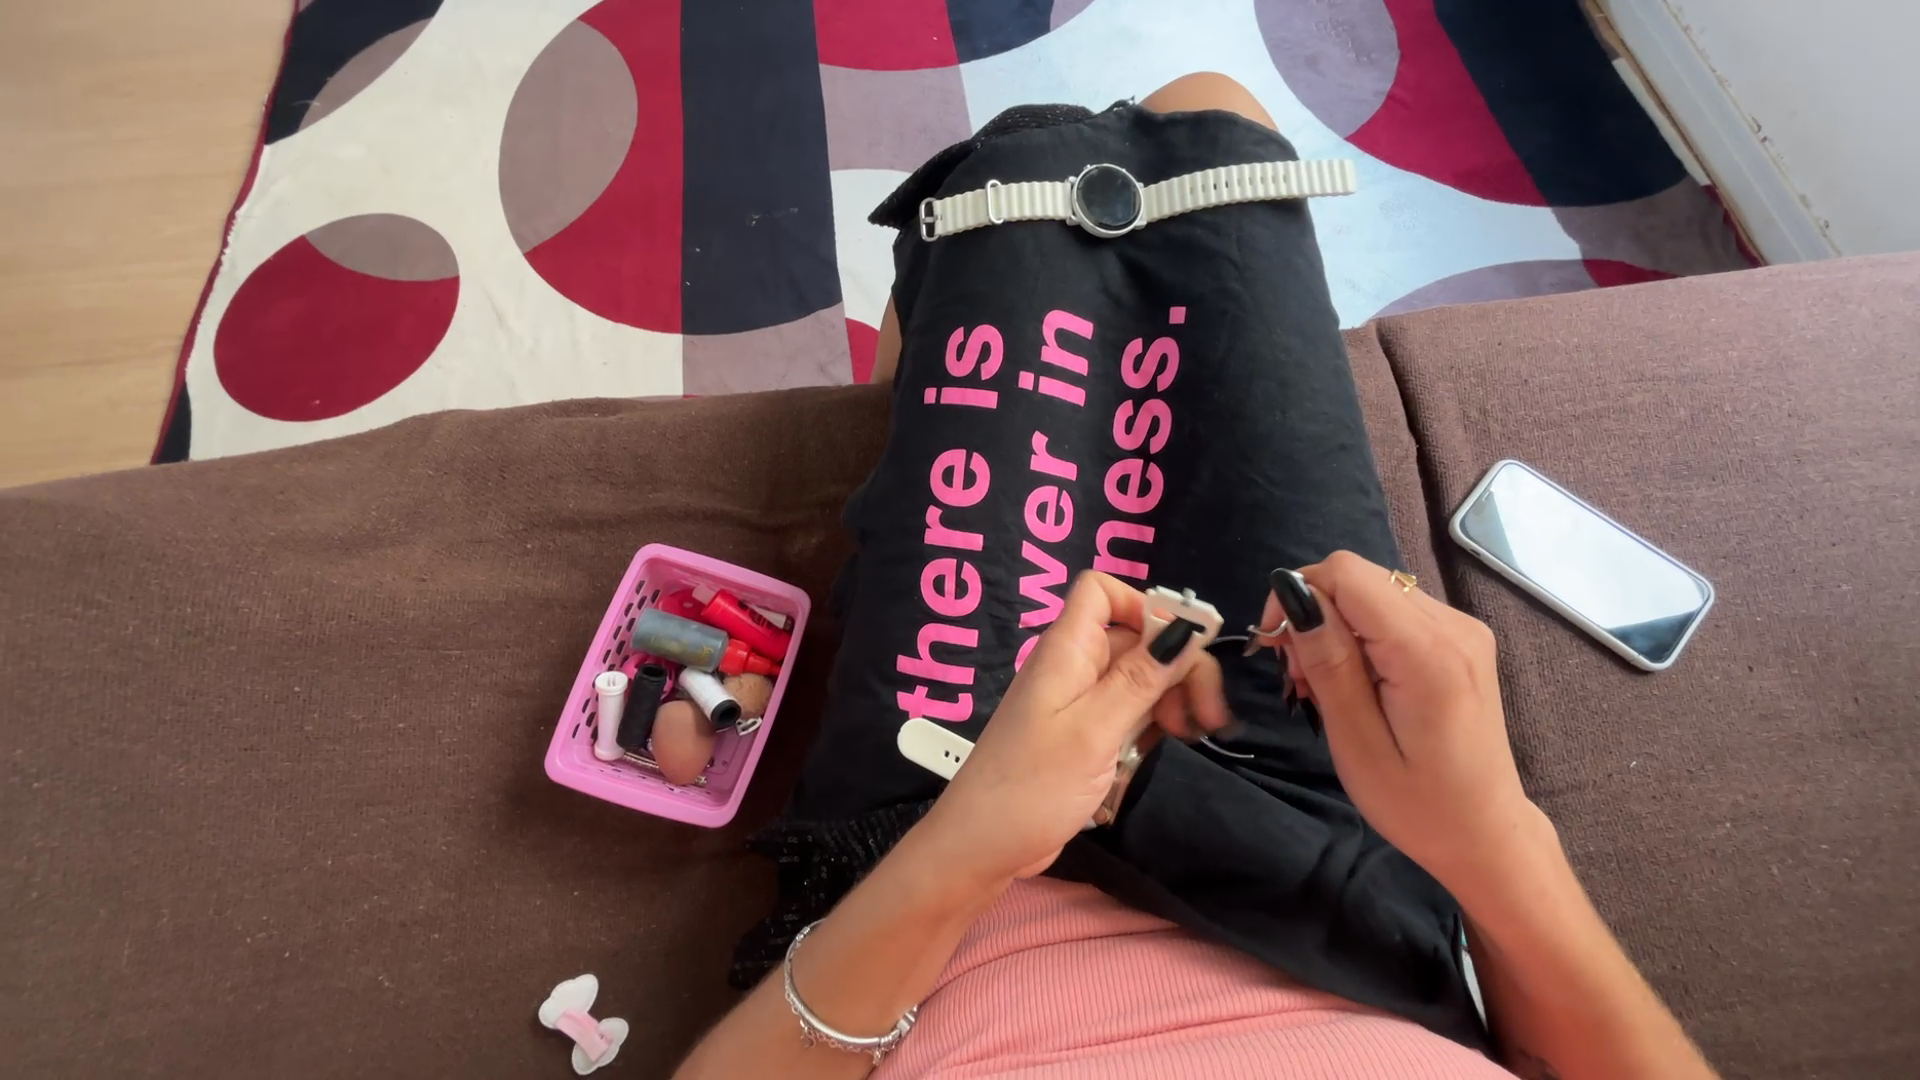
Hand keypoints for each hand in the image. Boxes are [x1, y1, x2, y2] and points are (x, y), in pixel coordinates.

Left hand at [918, 571, 1226, 885]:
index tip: (1183, 648)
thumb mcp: (1094, 730)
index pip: (1101, 592)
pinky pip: (1126, 710)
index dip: (1144, 606)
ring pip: (1137, 676)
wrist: (982, 846)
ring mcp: (1077, 702)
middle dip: (1177, 665)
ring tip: (1193, 734)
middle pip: (1134, 638)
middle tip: (1210, 715)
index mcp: (1067, 650)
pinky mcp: (1083, 734)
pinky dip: (1153, 720)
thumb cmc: (1033, 785)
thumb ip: (1140, 679)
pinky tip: (1172, 742)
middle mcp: (1072, 666)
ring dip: (1171, 696)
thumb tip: (1186, 627)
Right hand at [1261, 551, 1547, 902]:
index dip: (1296, 595)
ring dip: (1330, 624)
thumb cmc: (1415, 802)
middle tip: (1297, 675)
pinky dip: (1355, 631)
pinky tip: (1351, 676)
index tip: (1276, 648)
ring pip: (1368, 589)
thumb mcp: (1356, 740)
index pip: (1346, 574)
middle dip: (1310, 612)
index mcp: (1428, 652)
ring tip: (1321, 682)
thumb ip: (1328, 661)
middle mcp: (1452, 624)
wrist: (1485, 834)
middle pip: (1355, 576)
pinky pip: (1388, 608)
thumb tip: (1295, 595)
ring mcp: (1460, 628)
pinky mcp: (1457, 638)